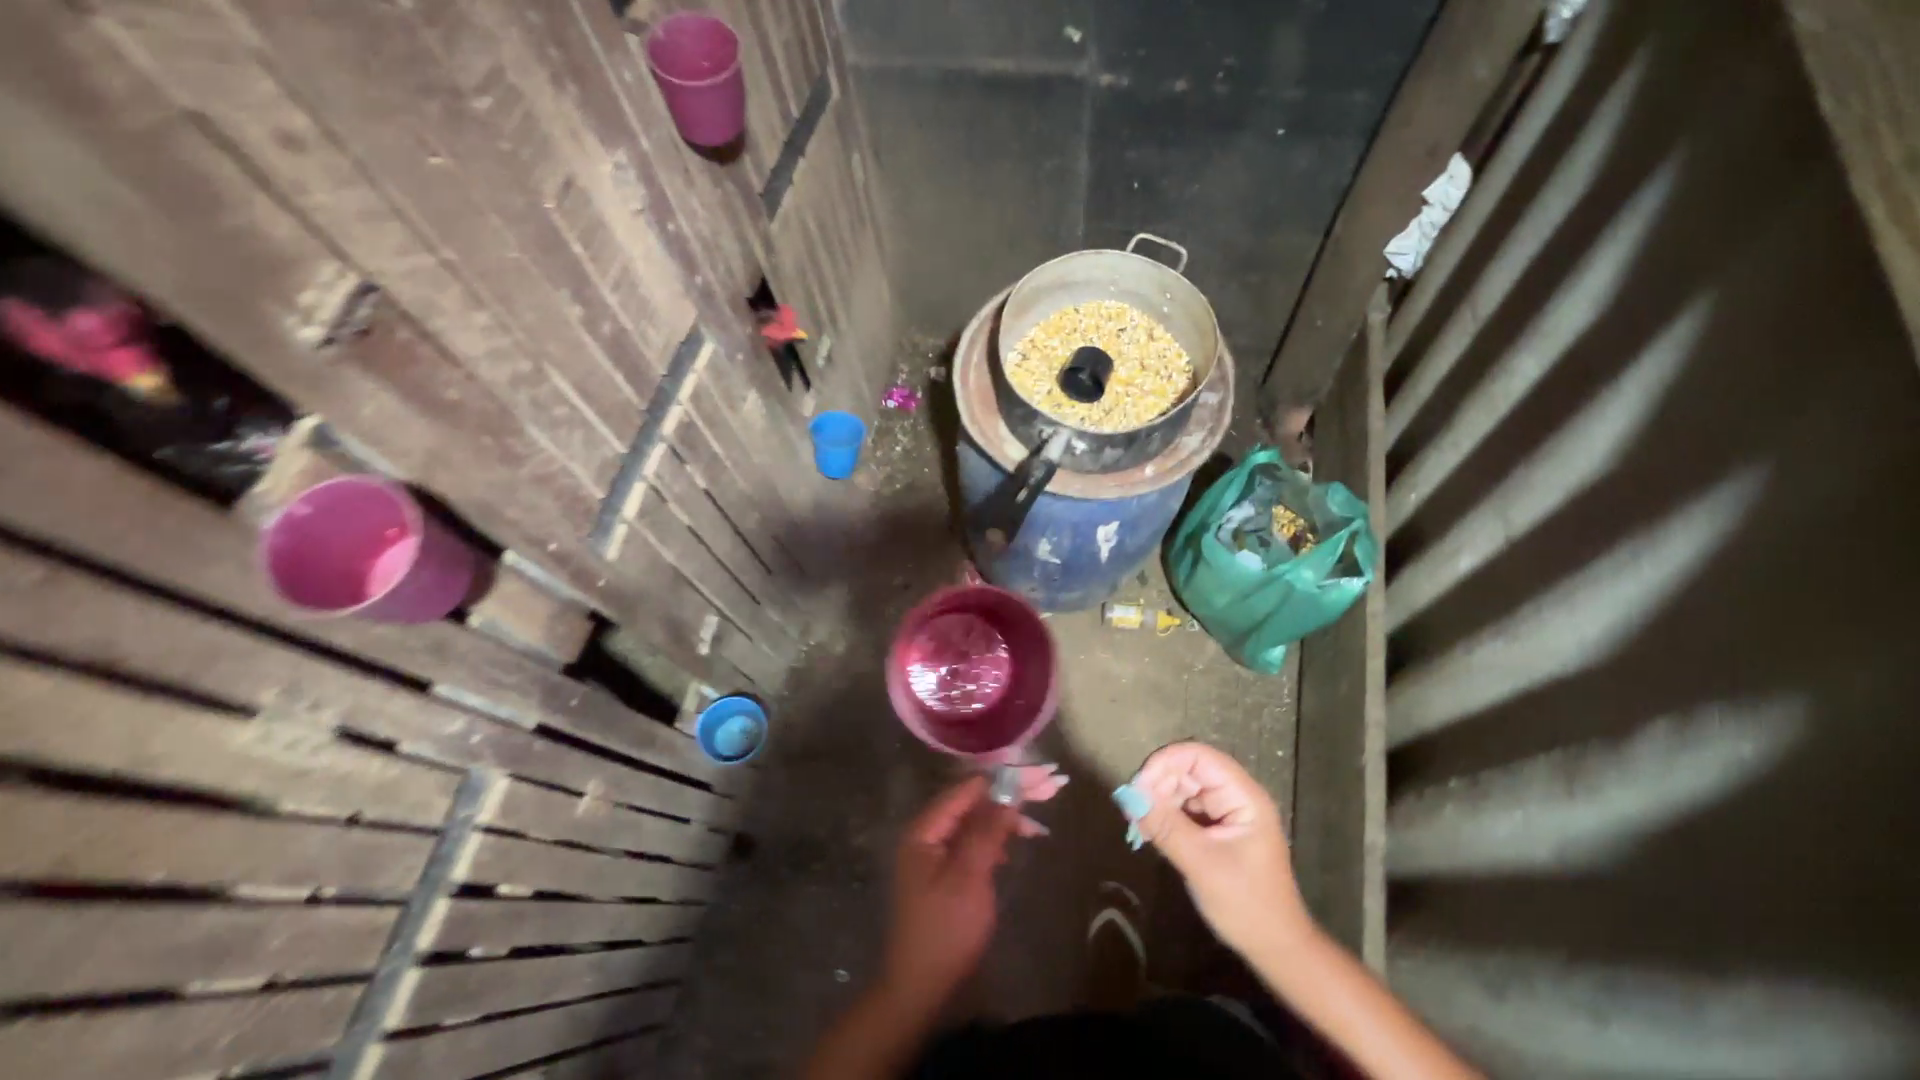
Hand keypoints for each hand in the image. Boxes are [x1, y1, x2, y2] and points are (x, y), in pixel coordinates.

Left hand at [881, 774, 1037, 1005]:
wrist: (921, 984)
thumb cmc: (945, 929)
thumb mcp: (970, 876)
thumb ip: (987, 832)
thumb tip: (1009, 792)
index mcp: (924, 831)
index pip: (966, 790)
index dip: (1002, 780)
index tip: (1038, 775)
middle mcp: (925, 836)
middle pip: (970, 804)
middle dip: (1007, 796)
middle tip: (1049, 789)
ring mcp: (932, 857)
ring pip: (972, 825)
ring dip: (1002, 820)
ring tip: (1036, 825)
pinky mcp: (942, 876)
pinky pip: (969, 845)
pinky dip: (993, 841)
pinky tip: (1011, 848)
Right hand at [1132, 741, 1312, 956]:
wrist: (1275, 946)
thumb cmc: (1246, 904)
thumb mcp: (1201, 864)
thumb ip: (1166, 826)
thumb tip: (1129, 795)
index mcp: (1244, 797)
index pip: (1198, 756)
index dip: (1164, 764)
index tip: (1138, 789)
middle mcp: (1236, 797)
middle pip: (1189, 770)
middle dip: (1158, 784)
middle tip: (1134, 813)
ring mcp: (1228, 814)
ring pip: (1185, 789)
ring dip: (1160, 801)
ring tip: (1140, 827)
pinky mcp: (1218, 831)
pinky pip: (1187, 810)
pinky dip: (1167, 817)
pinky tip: (1152, 834)